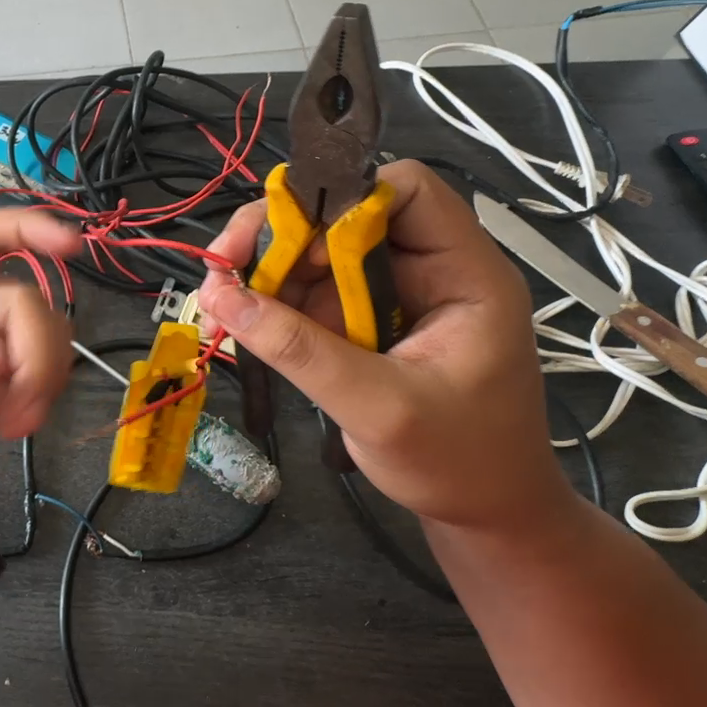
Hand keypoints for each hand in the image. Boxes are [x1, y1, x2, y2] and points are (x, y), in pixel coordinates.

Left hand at [0, 209, 82, 494]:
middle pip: (26, 300)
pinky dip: (48, 390)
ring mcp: (0, 333)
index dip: (24, 227)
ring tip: (14, 420)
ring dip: (43, 376)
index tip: (68, 244)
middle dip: (34, 351)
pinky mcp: (20, 367)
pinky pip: (55, 361)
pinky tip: (17, 420)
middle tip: (21, 405)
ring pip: (50, 330)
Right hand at [196, 160, 574, 530]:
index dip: (343, 195)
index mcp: (464, 273)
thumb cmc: (459, 464)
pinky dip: (268, 301)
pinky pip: (306, 288)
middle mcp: (425, 268)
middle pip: (342, 213)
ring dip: (262, 271)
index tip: (286, 242)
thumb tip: (220, 295)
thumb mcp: (379, 408)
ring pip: (314, 249)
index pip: (407, 190)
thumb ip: (300, 349)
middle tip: (225, 268)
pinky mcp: (362, 317)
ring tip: (220, 304)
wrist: (486, 516)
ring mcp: (389, 292)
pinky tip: (238, 322)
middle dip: (279, 236)